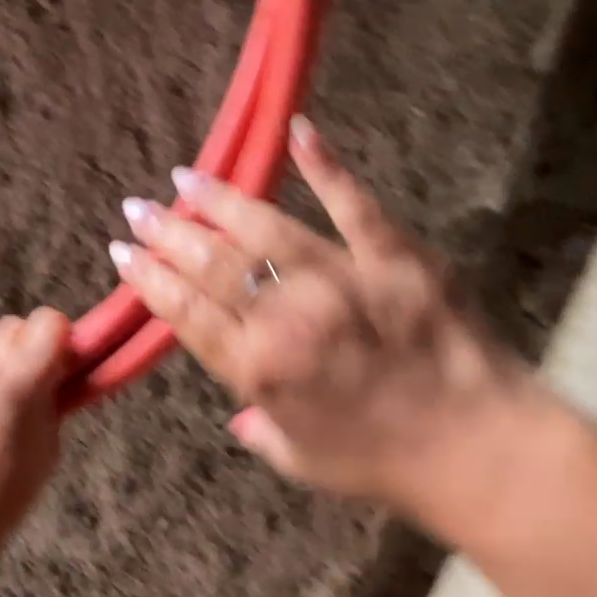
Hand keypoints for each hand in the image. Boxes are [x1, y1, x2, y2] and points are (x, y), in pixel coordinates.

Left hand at [0, 309, 71, 546]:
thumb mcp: (51, 441)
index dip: (57, 338)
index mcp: (27, 378)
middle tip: (26, 381)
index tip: (57, 360)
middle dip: (26, 347)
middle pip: (15, 326)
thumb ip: (51, 398)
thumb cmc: (11, 488)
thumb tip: (52, 374)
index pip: (50, 321)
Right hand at [110, 115, 544, 518]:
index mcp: (257, 370)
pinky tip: (299, 134)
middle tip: (137, 211)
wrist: (473, 446)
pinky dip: (327, 168)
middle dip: (169, 236)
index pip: (187, 314)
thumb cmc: (375, 462)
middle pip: (214, 267)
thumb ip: (262, 430)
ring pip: (266, 231)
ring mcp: (341, 282)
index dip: (151, 281)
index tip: (123, 256)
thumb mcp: (298, 458)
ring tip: (186, 179)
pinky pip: (356, 206)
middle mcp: (287, 320)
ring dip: (220, 202)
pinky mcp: (396, 258)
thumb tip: (242, 419)